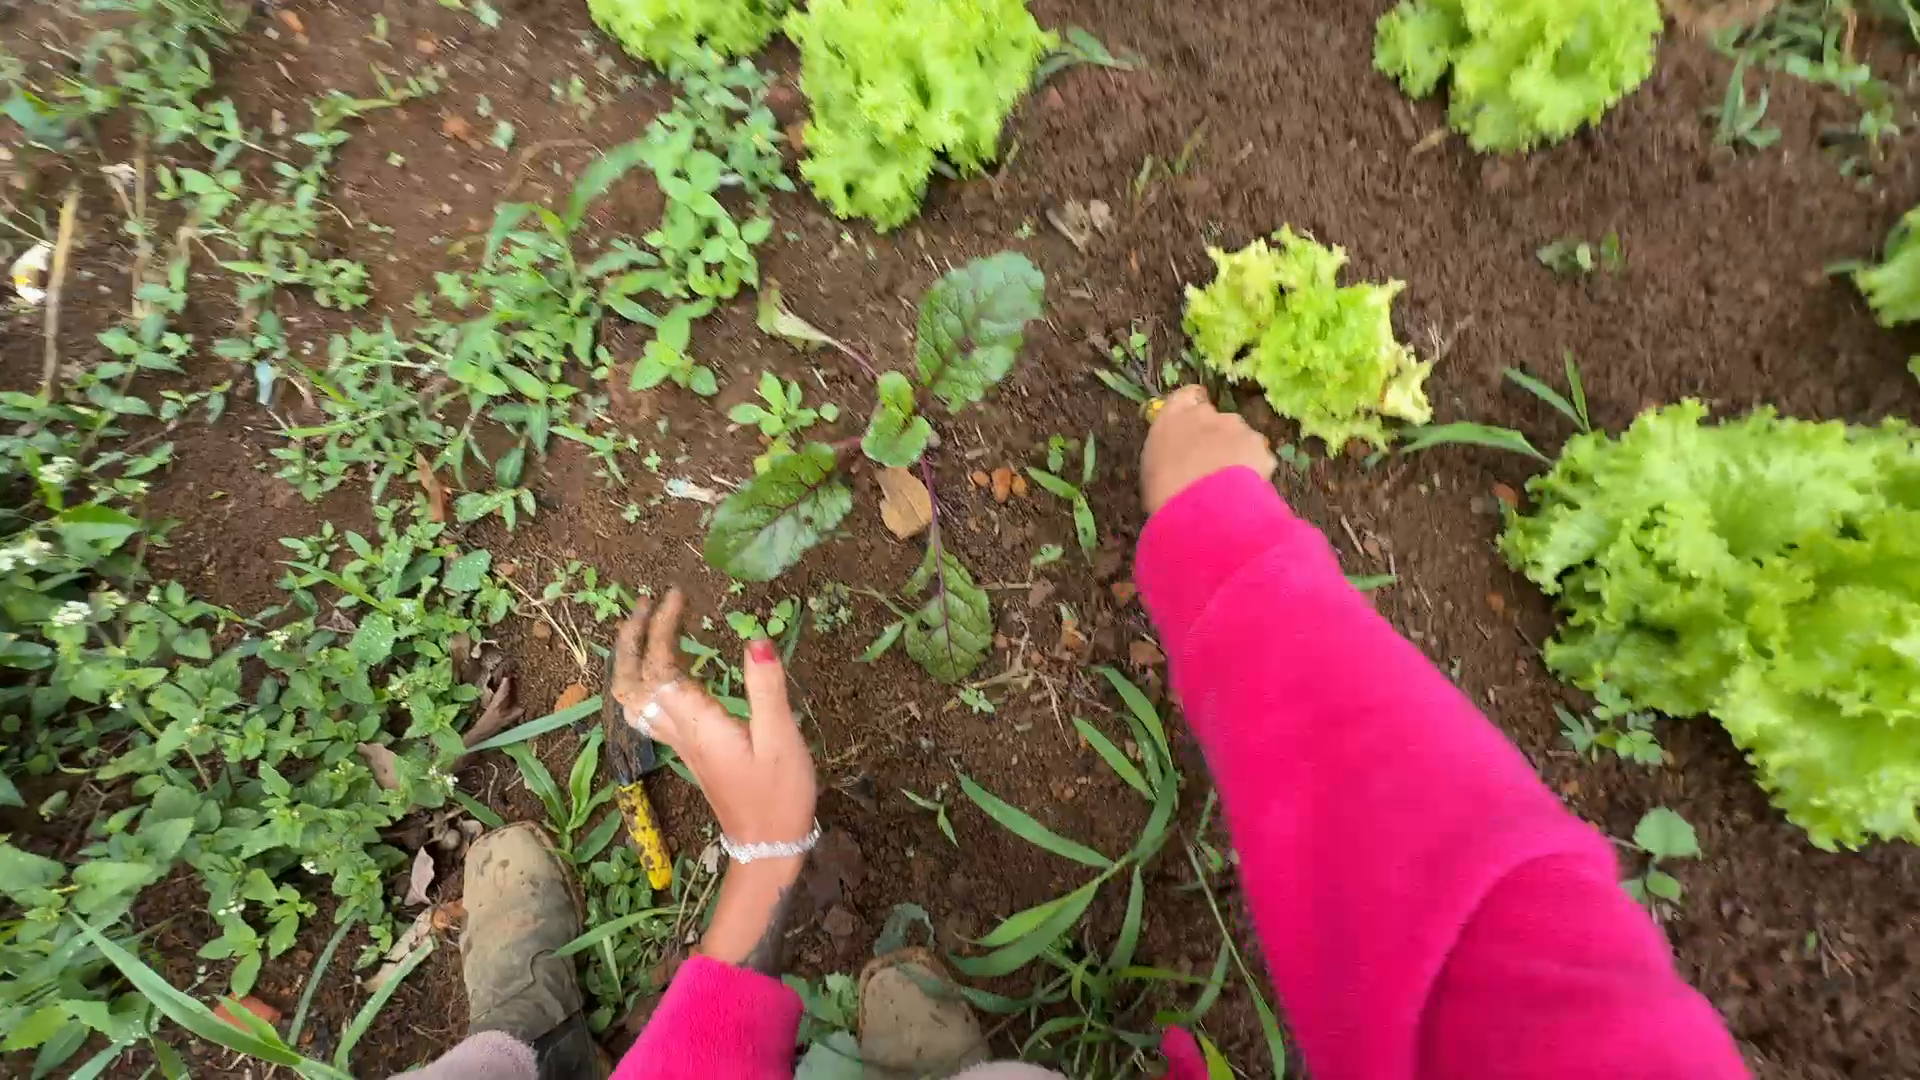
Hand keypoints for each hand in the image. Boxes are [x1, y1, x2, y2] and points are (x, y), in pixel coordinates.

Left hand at [612, 590, 816, 969]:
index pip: (663, 666)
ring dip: (631, 660)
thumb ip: (766, 688)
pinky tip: (661, 674)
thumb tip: (755, 638)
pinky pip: (650, 711)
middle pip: (632, 683)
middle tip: (645, 604)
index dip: (663, 628)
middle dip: (631, 640)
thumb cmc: (779, 793)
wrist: (767, 844)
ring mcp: (681, 744)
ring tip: (644, 630)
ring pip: (634, 700)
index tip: (676, 596)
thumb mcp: (781, 738)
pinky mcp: (691, 751)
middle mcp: (680, 731)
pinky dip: (645, 682)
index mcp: (698, 723)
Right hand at [1141, 385, 1276, 514]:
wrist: (1198, 508)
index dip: (1194, 408)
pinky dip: (1255, 470)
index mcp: (1173, 416)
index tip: (1194, 426)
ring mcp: (1236, 428)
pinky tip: (1245, 491)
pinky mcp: (1260, 447)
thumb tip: (1178, 453)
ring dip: (1237, 453)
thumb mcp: (1153, 467)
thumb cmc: (1163, 492)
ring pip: (1241, 437)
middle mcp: (1206, 414)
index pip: (1188, 396)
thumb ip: (1169, 449)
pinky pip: (1259, 457)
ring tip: (1230, 483)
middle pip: (1217, 419)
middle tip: (1211, 465)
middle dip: (1218, 437)